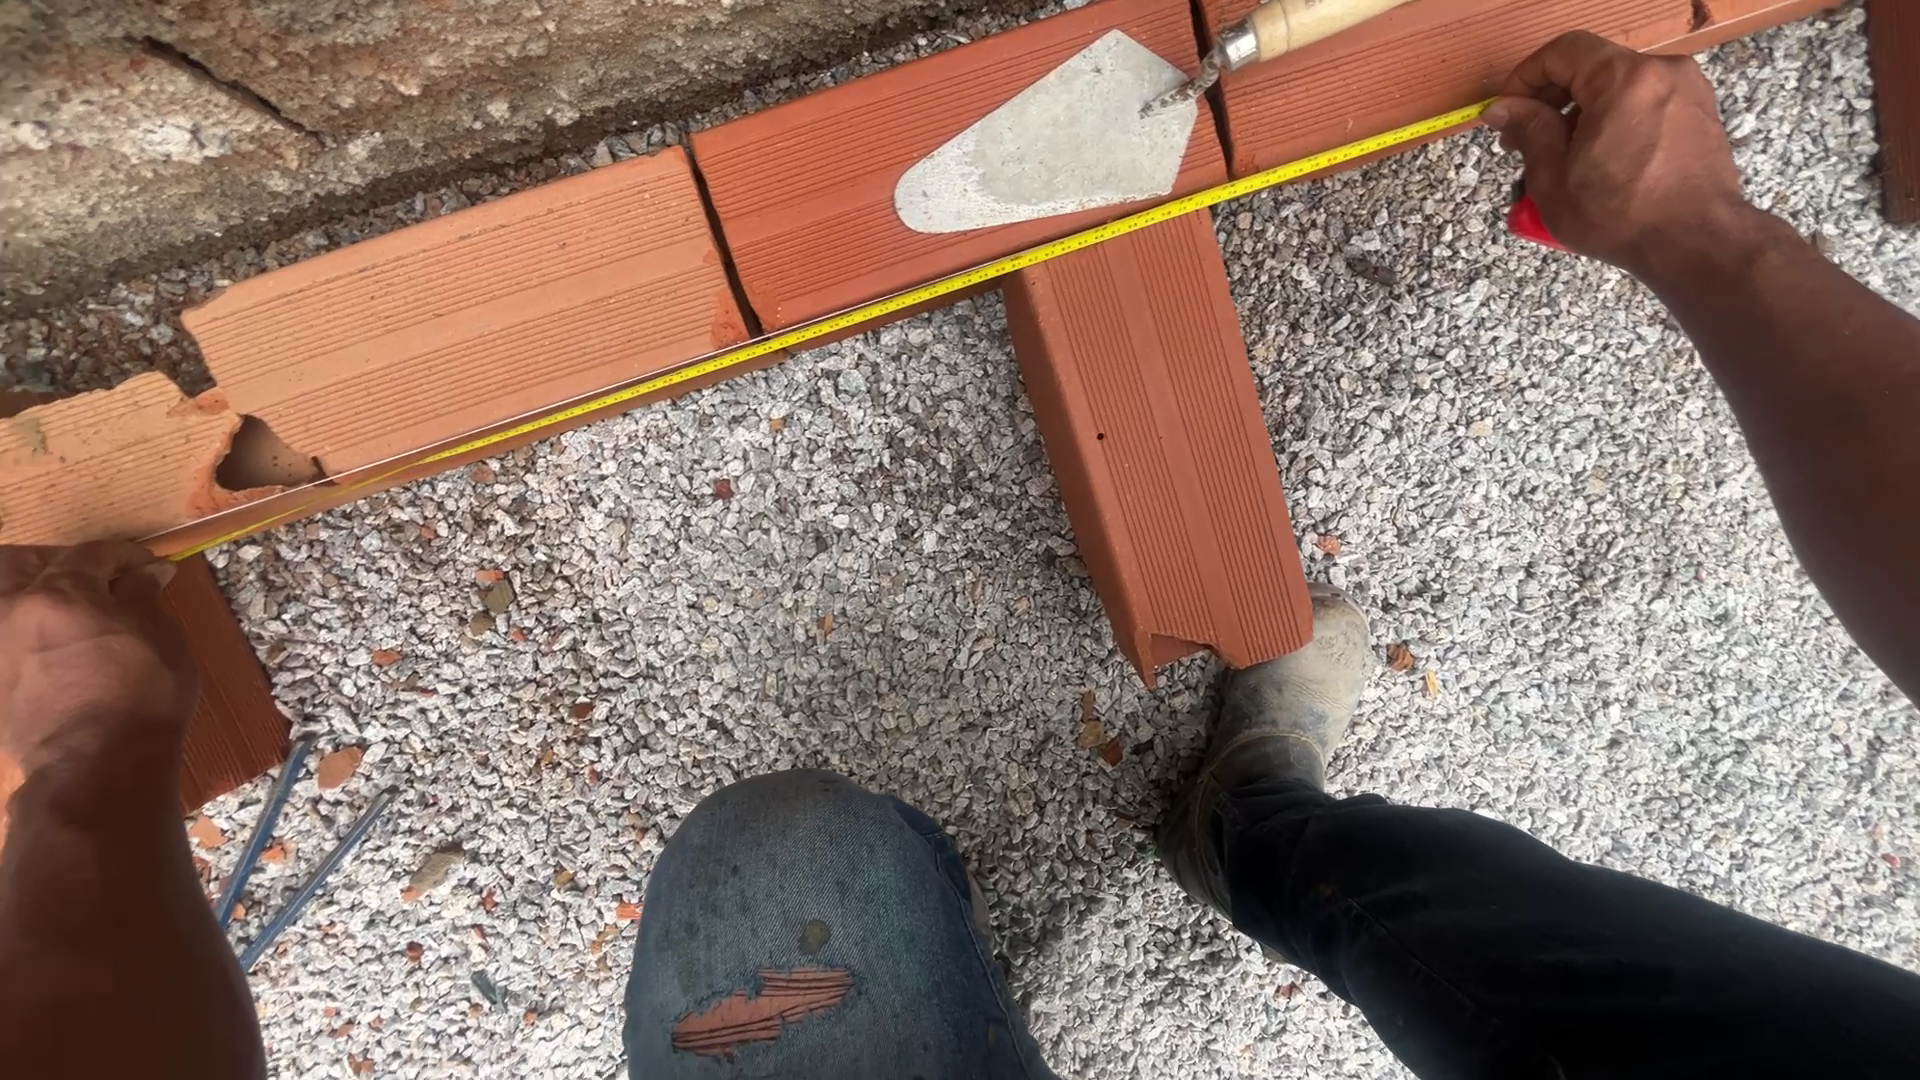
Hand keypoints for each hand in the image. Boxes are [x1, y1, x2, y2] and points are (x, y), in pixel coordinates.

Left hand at [0, 543, 196, 774]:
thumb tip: (147, 572)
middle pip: (14, 563)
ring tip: (70, 609)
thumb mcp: (162, 636)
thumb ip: (145, 597)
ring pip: (1, 600)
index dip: (124, 554)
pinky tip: (54, 643)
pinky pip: (1, 636)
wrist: (96, 756)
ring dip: (30, 594)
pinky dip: (22, 628)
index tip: (150, 564)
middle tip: (97, 577)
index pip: (89, 555)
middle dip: (55, 562)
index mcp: (57, 595)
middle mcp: (5, 611)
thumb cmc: (143, 689)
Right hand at [1483, 31, 1752, 277]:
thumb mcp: (1552, 177)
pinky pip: (1638, 101)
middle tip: (1519, 143)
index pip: (1564, 51)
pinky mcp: (1694, 108)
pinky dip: (1606, 120)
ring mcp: (1684, 87)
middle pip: (1590, 66)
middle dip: (1547, 99)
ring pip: (1613, 86)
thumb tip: (1502, 107)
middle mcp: (1661, 71)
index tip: (1505, 114)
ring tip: (1555, 159)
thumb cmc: (1618, 214)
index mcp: (1623, 82)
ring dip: (1575, 114)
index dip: (1524, 78)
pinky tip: (1590, 160)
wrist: (1690, 237)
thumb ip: (1529, 131)